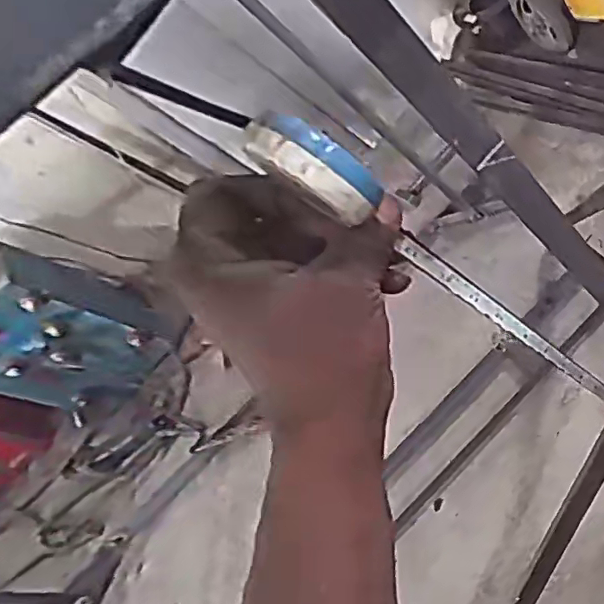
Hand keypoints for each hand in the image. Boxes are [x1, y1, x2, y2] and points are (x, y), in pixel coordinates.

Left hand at [164, 177, 408, 445]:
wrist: (335, 417)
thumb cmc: (323, 349)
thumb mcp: (346, 283)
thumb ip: (364, 237)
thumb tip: (386, 205)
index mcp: (210, 262)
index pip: (223, 194)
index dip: (276, 186)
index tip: (327, 193)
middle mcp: (225, 274)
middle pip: (268, 219)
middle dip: (326, 218)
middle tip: (368, 223)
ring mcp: (260, 296)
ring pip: (300, 248)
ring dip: (348, 246)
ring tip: (392, 252)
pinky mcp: (292, 313)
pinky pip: (317, 275)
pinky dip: (352, 271)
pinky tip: (393, 278)